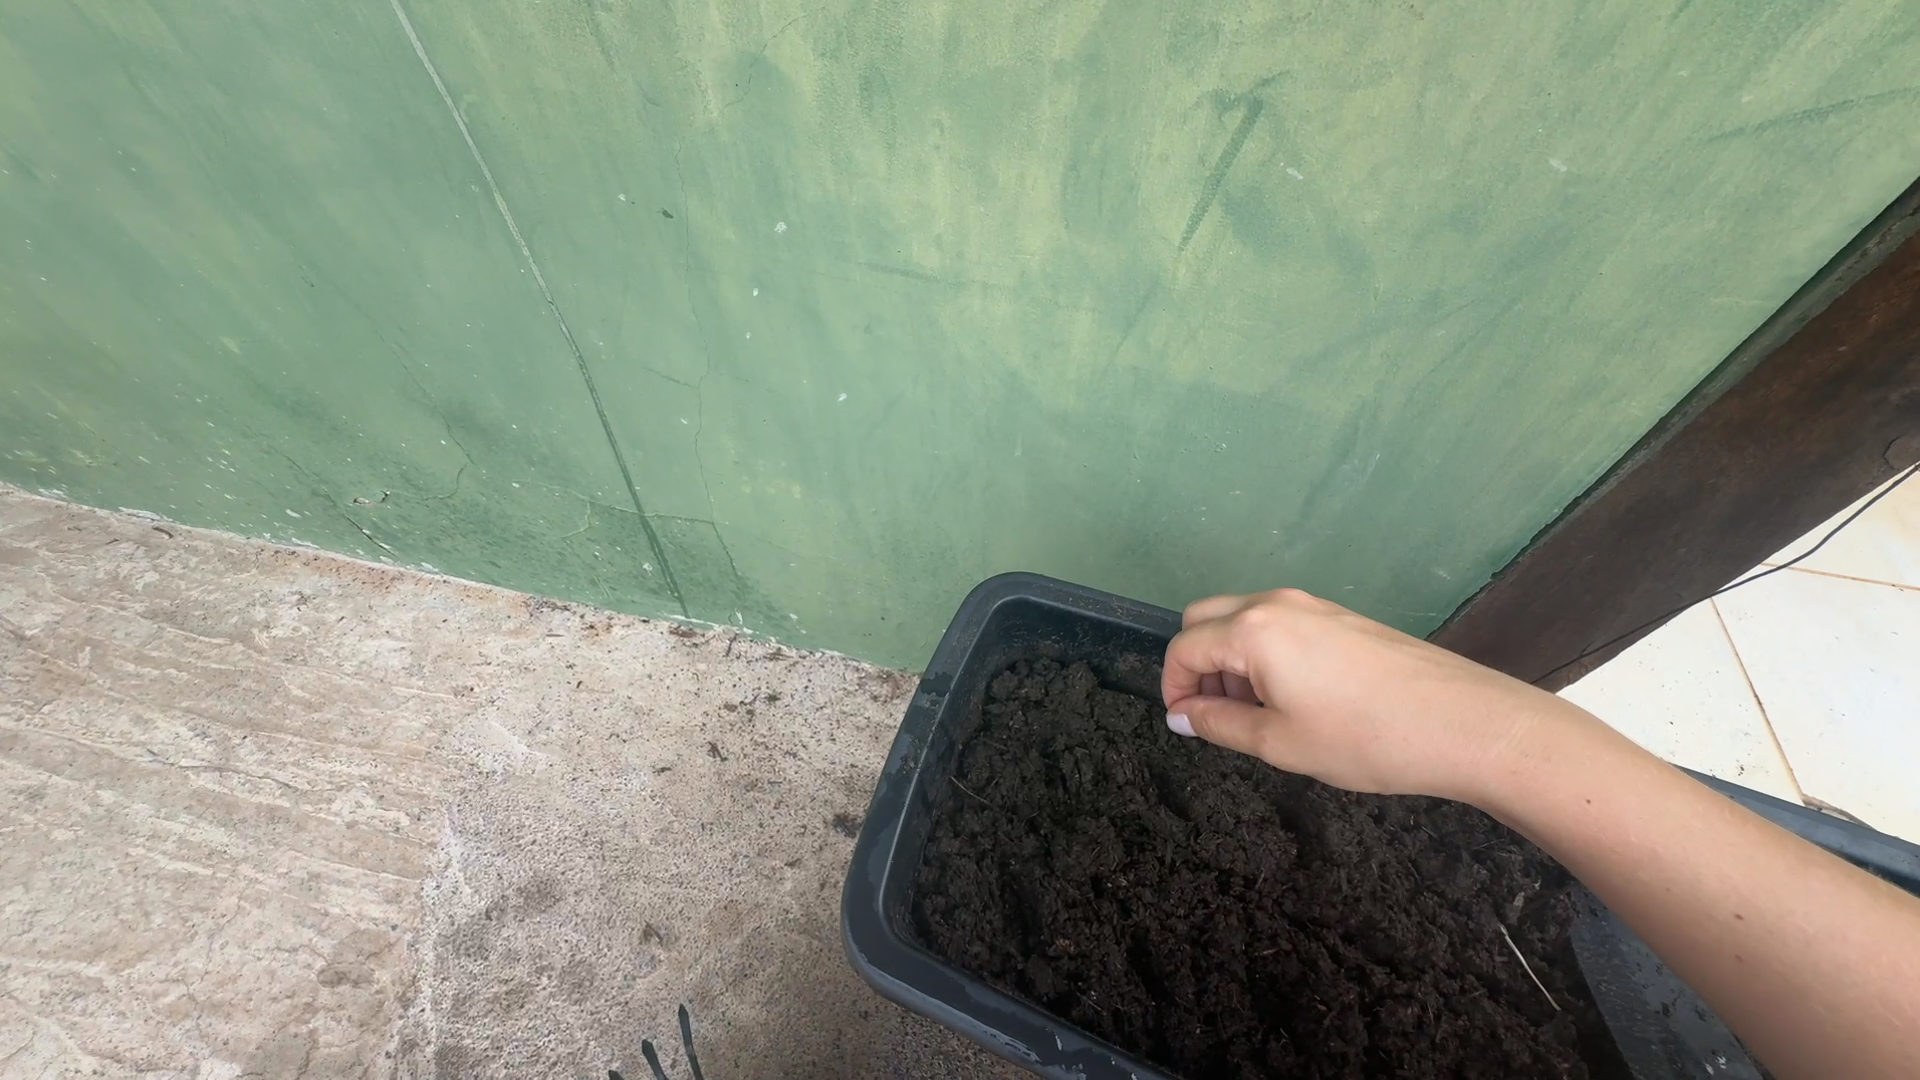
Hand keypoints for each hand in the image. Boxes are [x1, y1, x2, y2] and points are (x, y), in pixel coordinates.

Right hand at [1161, 588, 1571, 799]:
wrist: (1470, 724)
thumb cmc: (1365, 738)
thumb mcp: (1279, 742)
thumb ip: (1217, 724)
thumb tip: (1178, 716)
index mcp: (1251, 630)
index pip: (1183, 647)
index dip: (1172, 687)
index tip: (1185, 723)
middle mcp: (1274, 603)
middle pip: (1204, 618)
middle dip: (1195, 663)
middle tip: (1216, 711)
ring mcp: (1311, 604)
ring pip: (1240, 618)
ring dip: (1228, 657)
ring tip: (1257, 709)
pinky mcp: (1339, 615)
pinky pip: (1276, 622)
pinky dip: (1261, 650)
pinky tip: (1294, 694)